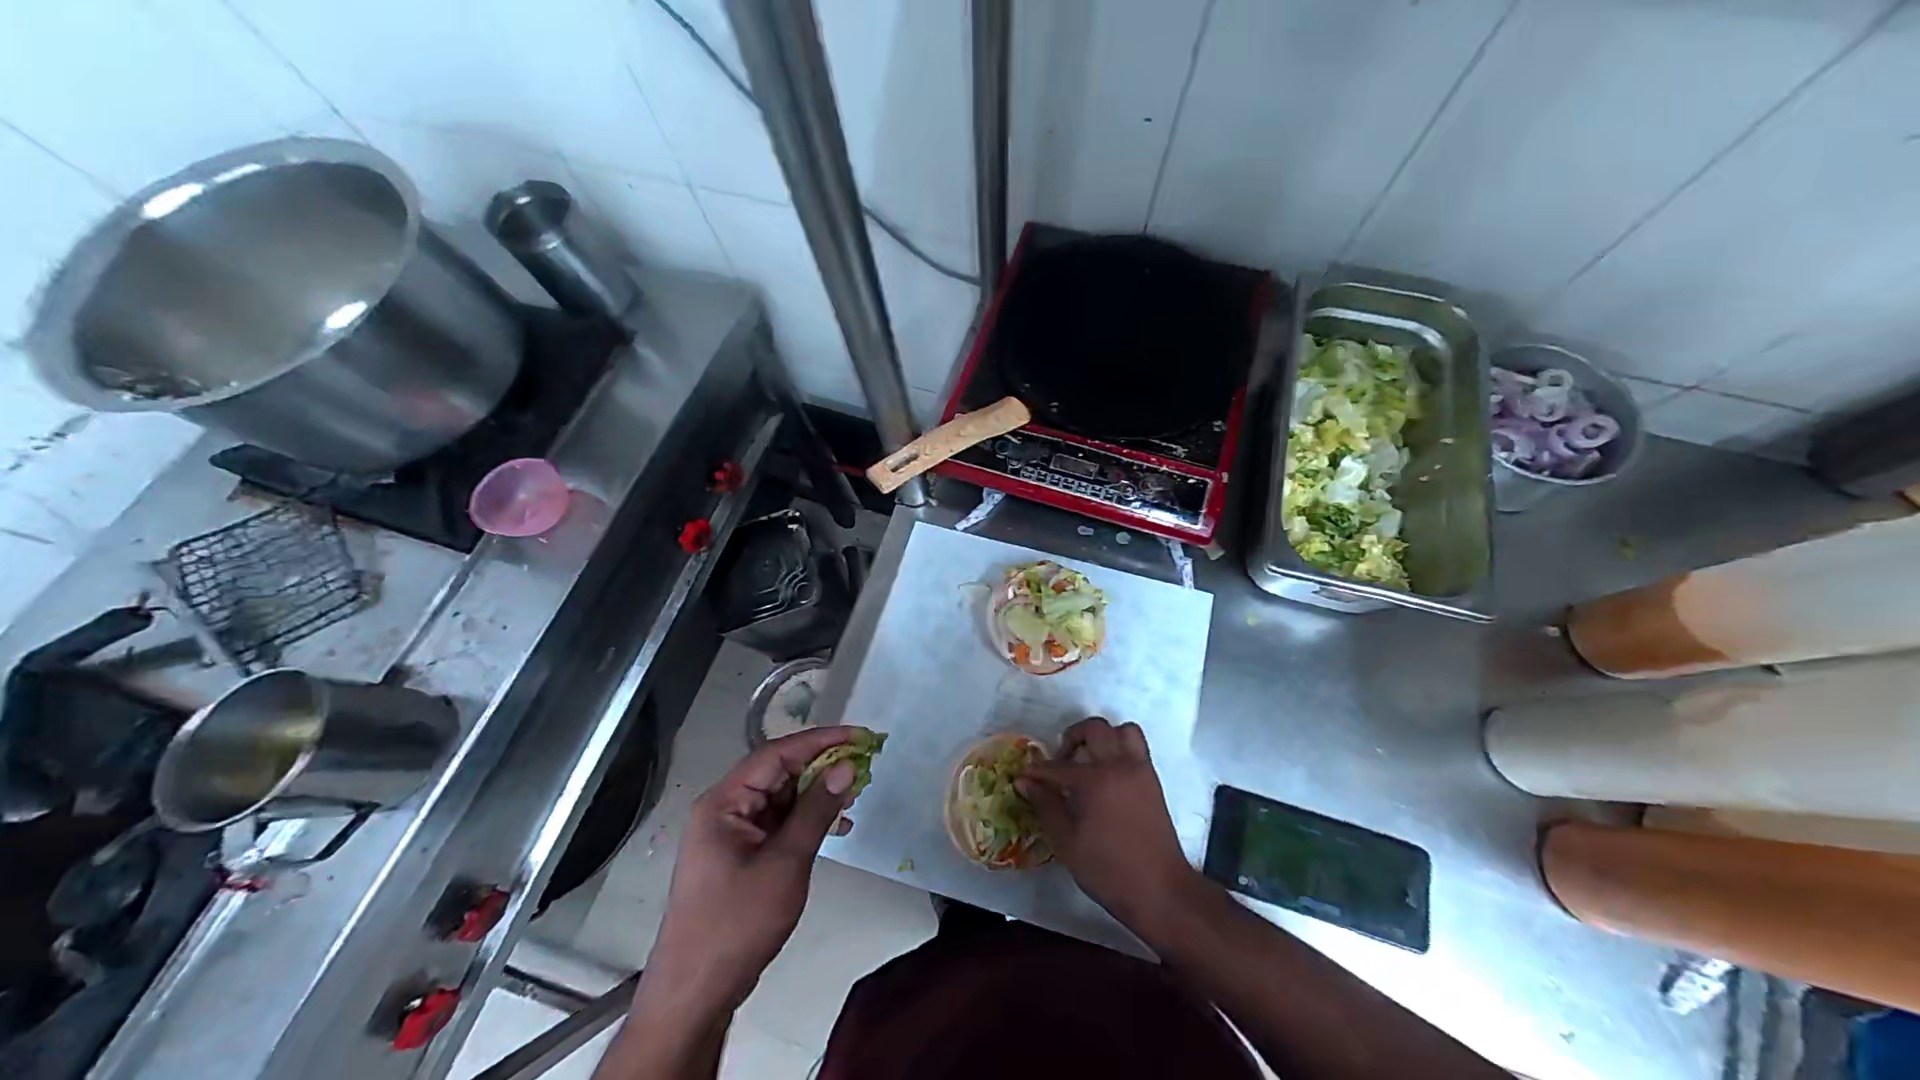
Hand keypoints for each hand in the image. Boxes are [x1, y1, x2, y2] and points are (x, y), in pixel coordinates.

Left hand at [647, 726, 861, 1008]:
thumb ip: (816, 810)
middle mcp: (724, 810)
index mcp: (723, 802)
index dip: (819, 741)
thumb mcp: (785, 862)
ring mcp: (732, 834)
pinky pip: (779, 824)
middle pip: (778, 773)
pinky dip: (807, 821)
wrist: (696, 991)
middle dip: (821, 767)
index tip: (858, 736)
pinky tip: (836, 829)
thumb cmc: (737, 923)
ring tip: (855, 795)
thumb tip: (846, 766)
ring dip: (817, 795)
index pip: (775, 754)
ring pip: (781, 798)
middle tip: (864, 764)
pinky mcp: (741, 856)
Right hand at [1017, 717, 1205, 942]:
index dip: (1037, 772)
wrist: (1160, 889)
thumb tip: (1025, 781)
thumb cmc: (1108, 869)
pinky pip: (1137, 747)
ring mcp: (1140, 770)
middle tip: (1061, 761)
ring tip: (1089, 759)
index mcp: (1094, 780)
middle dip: (1072, 738)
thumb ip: (1046, 805)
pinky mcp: (1153, 780)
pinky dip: (1121, 748)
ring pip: (1122, 730)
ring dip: (1103, 737)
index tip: (1025, 776)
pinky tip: (1107, 774)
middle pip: (1094, 729)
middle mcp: (1119, 765)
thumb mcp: (1066, 842)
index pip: (1057, 767)